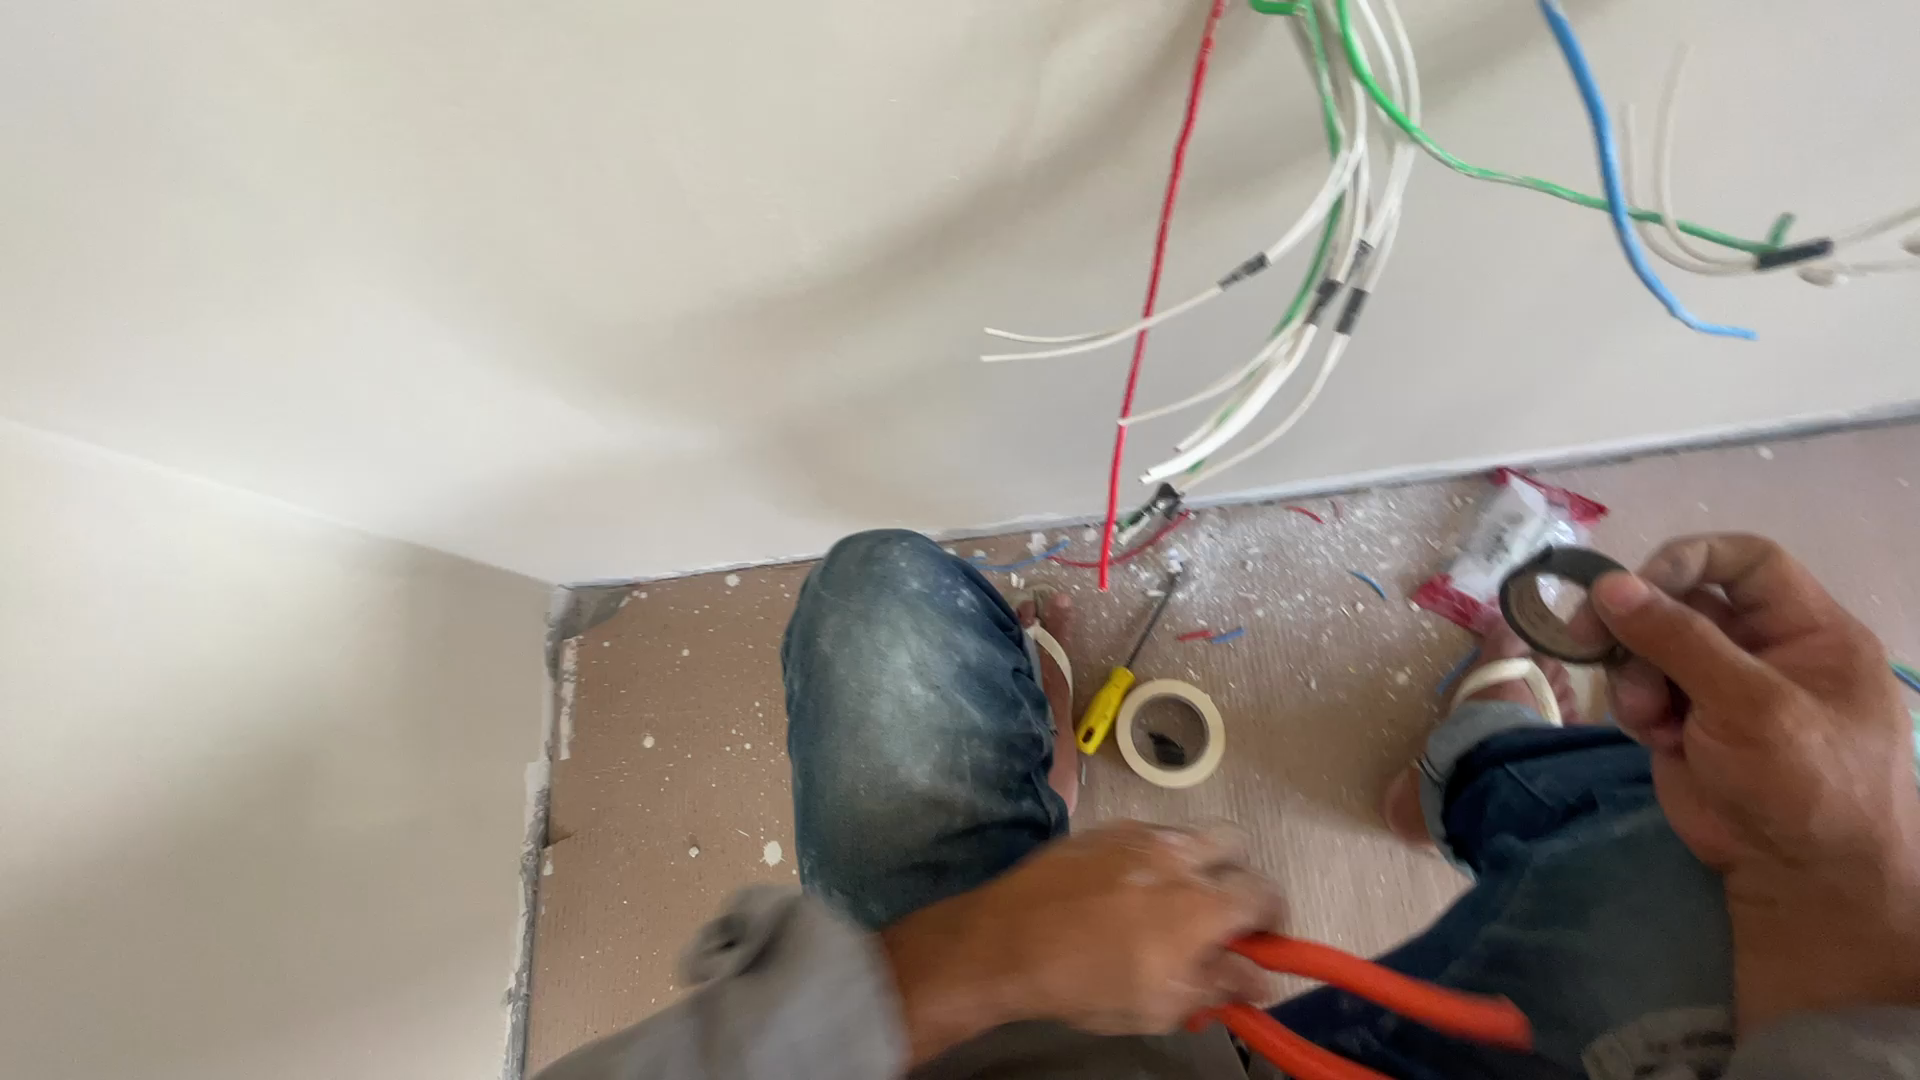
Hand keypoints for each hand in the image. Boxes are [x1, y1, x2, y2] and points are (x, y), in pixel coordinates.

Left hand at [878, 821, 1281, 1063]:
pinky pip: (1146, 834)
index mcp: (1198, 900)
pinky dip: (1153, 856)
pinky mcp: (1101, 827)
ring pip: (1187, 835)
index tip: (1266, 938)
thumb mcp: (1162, 1003)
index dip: (1275, 916)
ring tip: (1170, 903)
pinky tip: (1128, 889)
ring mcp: (1134, 833)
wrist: (1010, 938)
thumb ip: (1219, 983)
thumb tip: (1260, 975)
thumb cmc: (1088, 983)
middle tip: (1222, 911)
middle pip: (1233, 841)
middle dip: (1239, 873)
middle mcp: (1173, 853)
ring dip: (1194, 862)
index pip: (1264, 891)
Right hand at [1587, 534, 1919, 1028]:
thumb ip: (1677, 639)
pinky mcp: (1679, 712)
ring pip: (1642, 644)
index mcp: (1806, 632)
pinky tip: (1655, 737)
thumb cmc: (1803, 785)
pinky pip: (1632, 683)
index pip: (1743, 560)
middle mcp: (1759, 647)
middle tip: (1585, 637)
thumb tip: (1608, 584)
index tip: (1626, 587)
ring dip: (1630, 675)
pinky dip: (1632, 706)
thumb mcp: (1748, 704)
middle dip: (1632, 624)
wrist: (1797, 875)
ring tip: (1648, 716)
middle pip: (1675, 600)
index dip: (1682, 560)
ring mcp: (1715, 681)